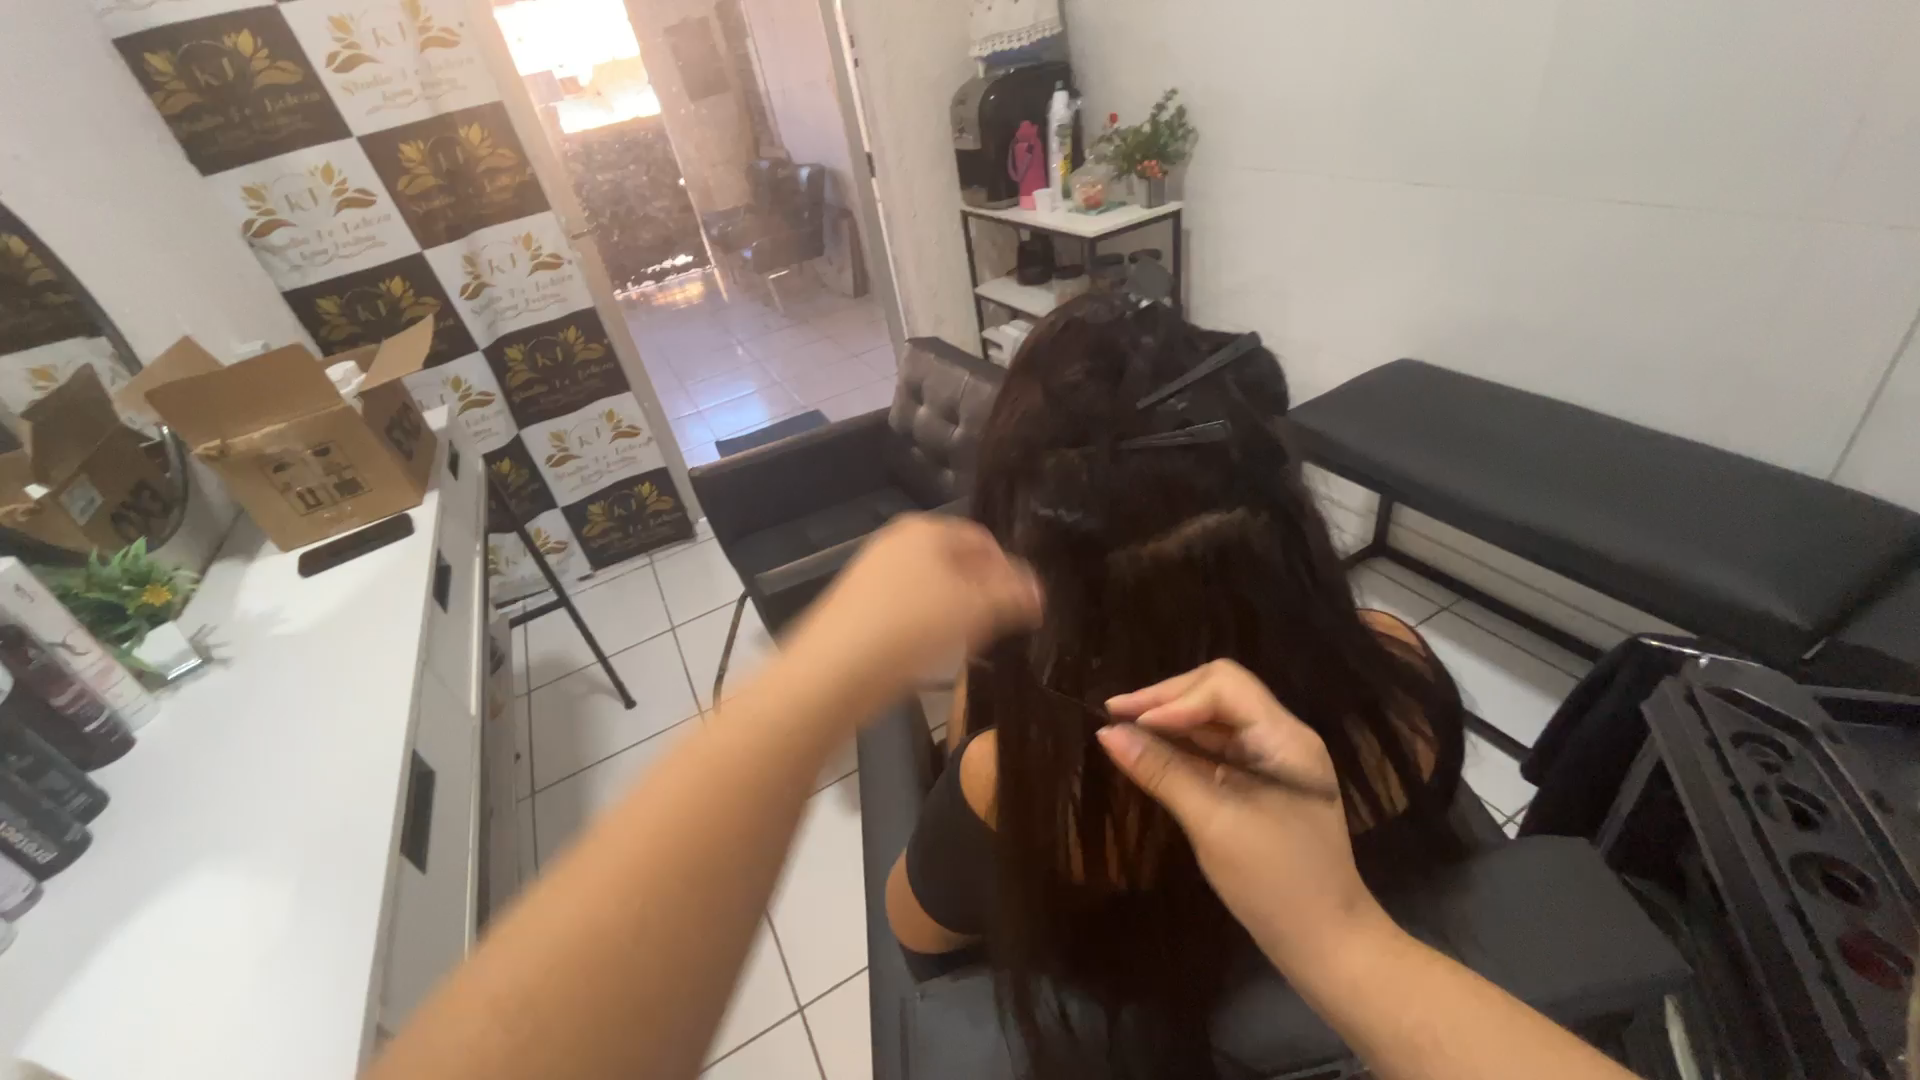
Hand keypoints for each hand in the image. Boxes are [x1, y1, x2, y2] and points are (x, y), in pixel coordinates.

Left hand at [784, 514, 1041, 703]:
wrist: (833, 670)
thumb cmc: (912, 627)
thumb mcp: (976, 609)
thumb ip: (1013, 596)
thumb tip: (1039, 592)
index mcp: (926, 529)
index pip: (983, 540)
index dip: (1010, 572)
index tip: (1024, 608)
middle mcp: (896, 543)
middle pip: (957, 563)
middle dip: (983, 594)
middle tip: (1000, 628)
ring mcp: (872, 574)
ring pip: (932, 589)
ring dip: (957, 614)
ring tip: (968, 646)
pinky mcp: (857, 607)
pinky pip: (907, 610)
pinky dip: (926, 627)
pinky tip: (930, 655)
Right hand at [1099, 660, 1389, 971]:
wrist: (1326, 944)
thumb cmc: (1274, 882)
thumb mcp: (1212, 823)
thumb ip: (1162, 771)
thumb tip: (1107, 733)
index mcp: (1285, 739)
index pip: (1224, 686)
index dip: (1173, 698)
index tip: (1128, 722)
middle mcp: (1280, 737)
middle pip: (1217, 691)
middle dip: (1165, 699)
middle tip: (1115, 715)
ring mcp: (1271, 759)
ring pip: (1212, 717)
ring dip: (1168, 719)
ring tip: (1122, 729)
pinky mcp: (1258, 781)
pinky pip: (1214, 747)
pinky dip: (1179, 744)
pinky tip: (1148, 751)